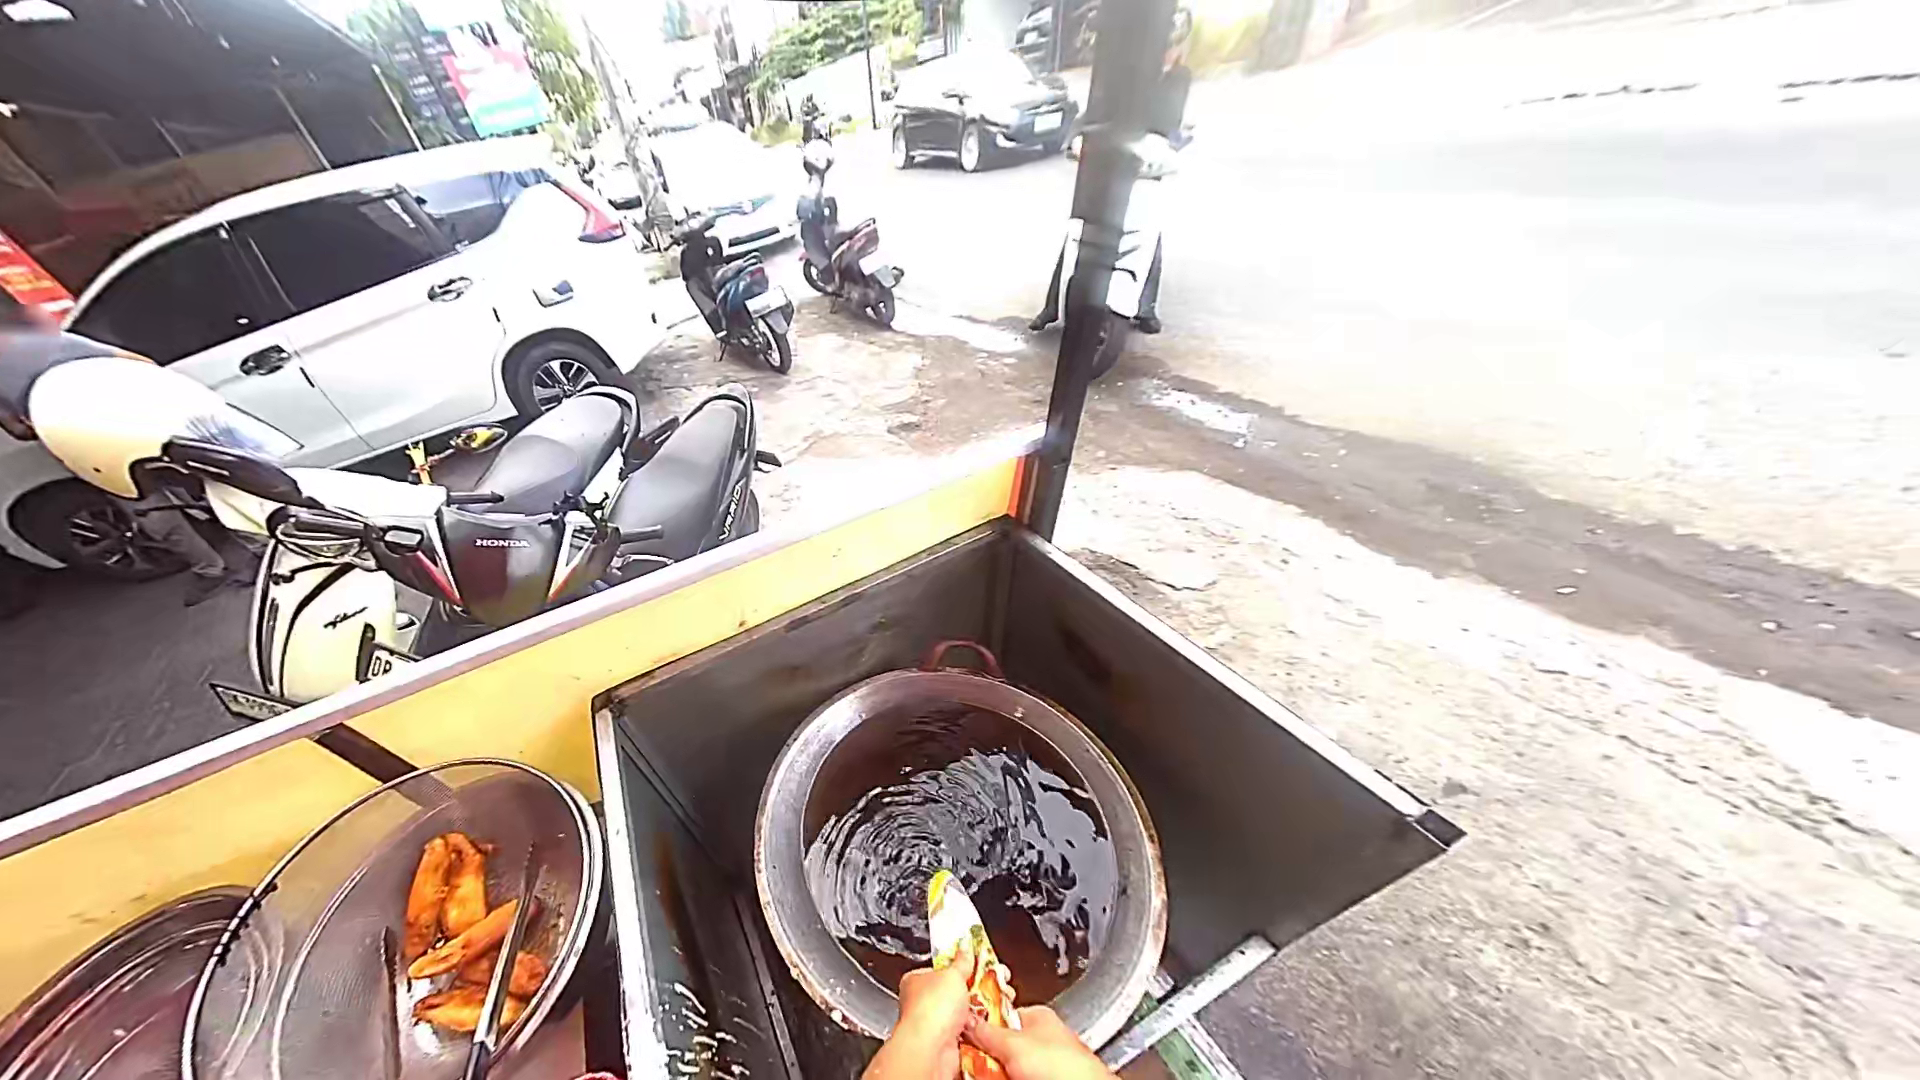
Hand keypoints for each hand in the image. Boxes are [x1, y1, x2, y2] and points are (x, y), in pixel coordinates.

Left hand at [861, 948, 972, 1079]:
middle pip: (947, 994)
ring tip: (980, 1006)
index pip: (935, 970)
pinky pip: (963, 1036)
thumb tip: (965, 948)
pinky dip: (972, 1032)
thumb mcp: (953, 974)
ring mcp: (931, 1028)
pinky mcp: (943, 1048)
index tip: (967, 966)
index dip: (952, 968)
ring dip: (970, 1014)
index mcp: (914, 981)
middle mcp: (918, 1005)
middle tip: (978, 987)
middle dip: (965, 993)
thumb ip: (961, 961)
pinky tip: (977, 1026)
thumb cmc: (930, 1008)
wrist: (932, 1049)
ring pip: (957, 1017)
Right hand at [964, 1007, 1115, 1079]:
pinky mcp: (1049, 1079)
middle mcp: (1043, 1039)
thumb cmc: (1062, 1066)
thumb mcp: (1014, 1044)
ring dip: (998, 1071)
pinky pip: (1022, 1076)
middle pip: (1006, 1044)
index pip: (1003, 1015)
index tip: (967, 1035)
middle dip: (990, 1054)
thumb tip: (967, 1018)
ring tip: (985, 1073)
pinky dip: (1010, 1078)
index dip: (985, 1025)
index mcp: (1038, 1017)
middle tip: (974, 1062)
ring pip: (1013, 1066)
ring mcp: (1047, 1064)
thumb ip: (989, 1031)